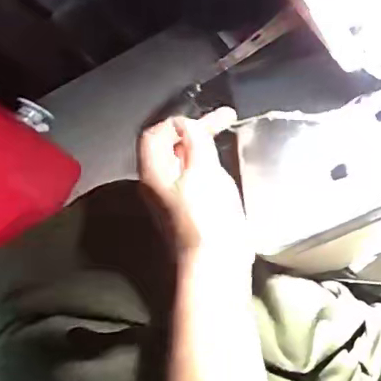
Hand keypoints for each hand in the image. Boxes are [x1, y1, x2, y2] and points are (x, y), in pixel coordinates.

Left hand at [138, 108, 248, 258]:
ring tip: (225, 135)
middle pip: (168, 147)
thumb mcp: (203, 171)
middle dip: (194, 129)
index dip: (178, 121)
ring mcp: (172, 199)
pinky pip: (192, 177)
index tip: (204, 119)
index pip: (155, 135)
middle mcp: (157, 185)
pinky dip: (206, 162)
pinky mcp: (188, 210)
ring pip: (182, 161)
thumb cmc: (209, 215)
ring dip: (202, 144)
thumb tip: (186, 124)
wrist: (216, 262)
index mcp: (154, 173)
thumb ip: (195, 142)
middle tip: (225, 118)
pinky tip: (222, 164)